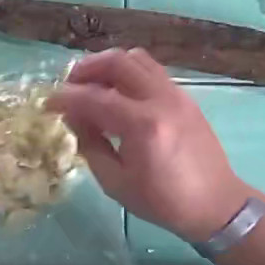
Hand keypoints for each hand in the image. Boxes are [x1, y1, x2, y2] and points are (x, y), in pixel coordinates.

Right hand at [48, 48, 251, 241]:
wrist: (217, 205)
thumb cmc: (162, 201)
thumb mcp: (114, 181)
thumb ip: (90, 143)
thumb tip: (73, 117)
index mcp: (142, 125)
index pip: (93, 97)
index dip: (64, 98)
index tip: (47, 104)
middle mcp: (160, 100)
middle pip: (117, 62)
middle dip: (85, 69)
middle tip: (68, 86)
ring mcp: (176, 94)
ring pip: (136, 58)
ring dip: (107, 66)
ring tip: (91, 85)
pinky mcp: (184, 97)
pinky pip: (150, 70)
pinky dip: (127, 73)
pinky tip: (116, 93)